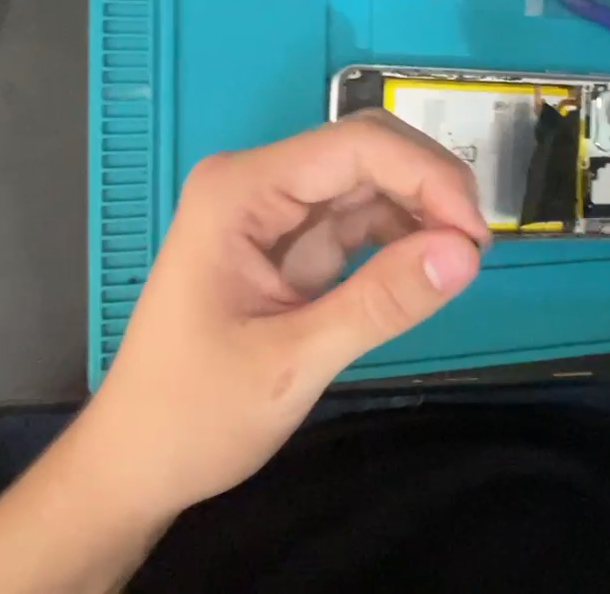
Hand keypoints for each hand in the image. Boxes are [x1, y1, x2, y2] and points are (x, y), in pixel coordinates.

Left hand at [78, 109, 488, 517]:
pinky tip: (423, 265)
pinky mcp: (286, 242)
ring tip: (458, 260)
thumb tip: (467, 254)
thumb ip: (382, 301)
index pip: (354, 146)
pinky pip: (354, 221)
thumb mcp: (294, 361)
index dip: (426, 177)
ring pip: (366, 183)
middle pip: (363, 153)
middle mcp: (257, 183)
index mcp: (241, 190)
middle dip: (427, 188)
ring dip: (418, 211)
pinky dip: (396, 237)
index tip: (475, 238)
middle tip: (474, 249)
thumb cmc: (194, 414)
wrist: (134, 463)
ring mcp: (270, 211)